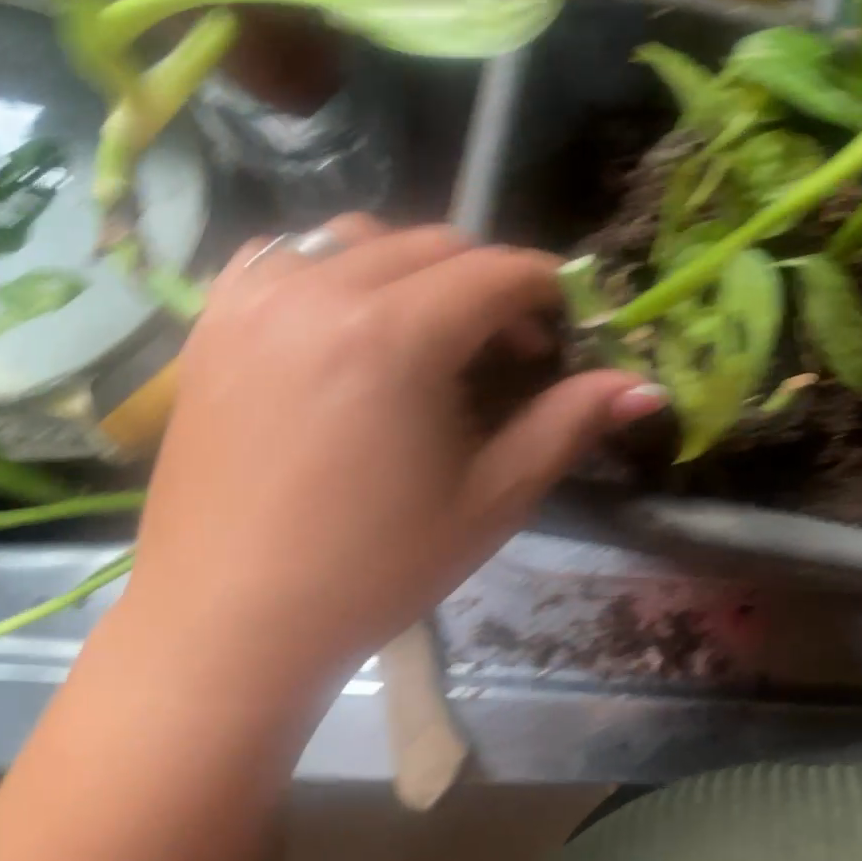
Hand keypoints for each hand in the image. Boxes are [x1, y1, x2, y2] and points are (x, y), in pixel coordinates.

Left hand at [120, 215, 665, 680]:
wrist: (231, 622)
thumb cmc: (379, 566)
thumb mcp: (495, 496)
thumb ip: (571, 422)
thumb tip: (647, 386)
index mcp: (394, 336)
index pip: (497, 271)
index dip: (548, 293)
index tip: (567, 334)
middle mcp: (318, 291)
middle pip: (437, 244)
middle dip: (491, 284)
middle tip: (511, 353)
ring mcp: (254, 300)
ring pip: (363, 237)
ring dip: (419, 271)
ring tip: (434, 338)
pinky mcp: (214, 323)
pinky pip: (290, 256)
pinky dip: (341, 271)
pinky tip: (354, 327)